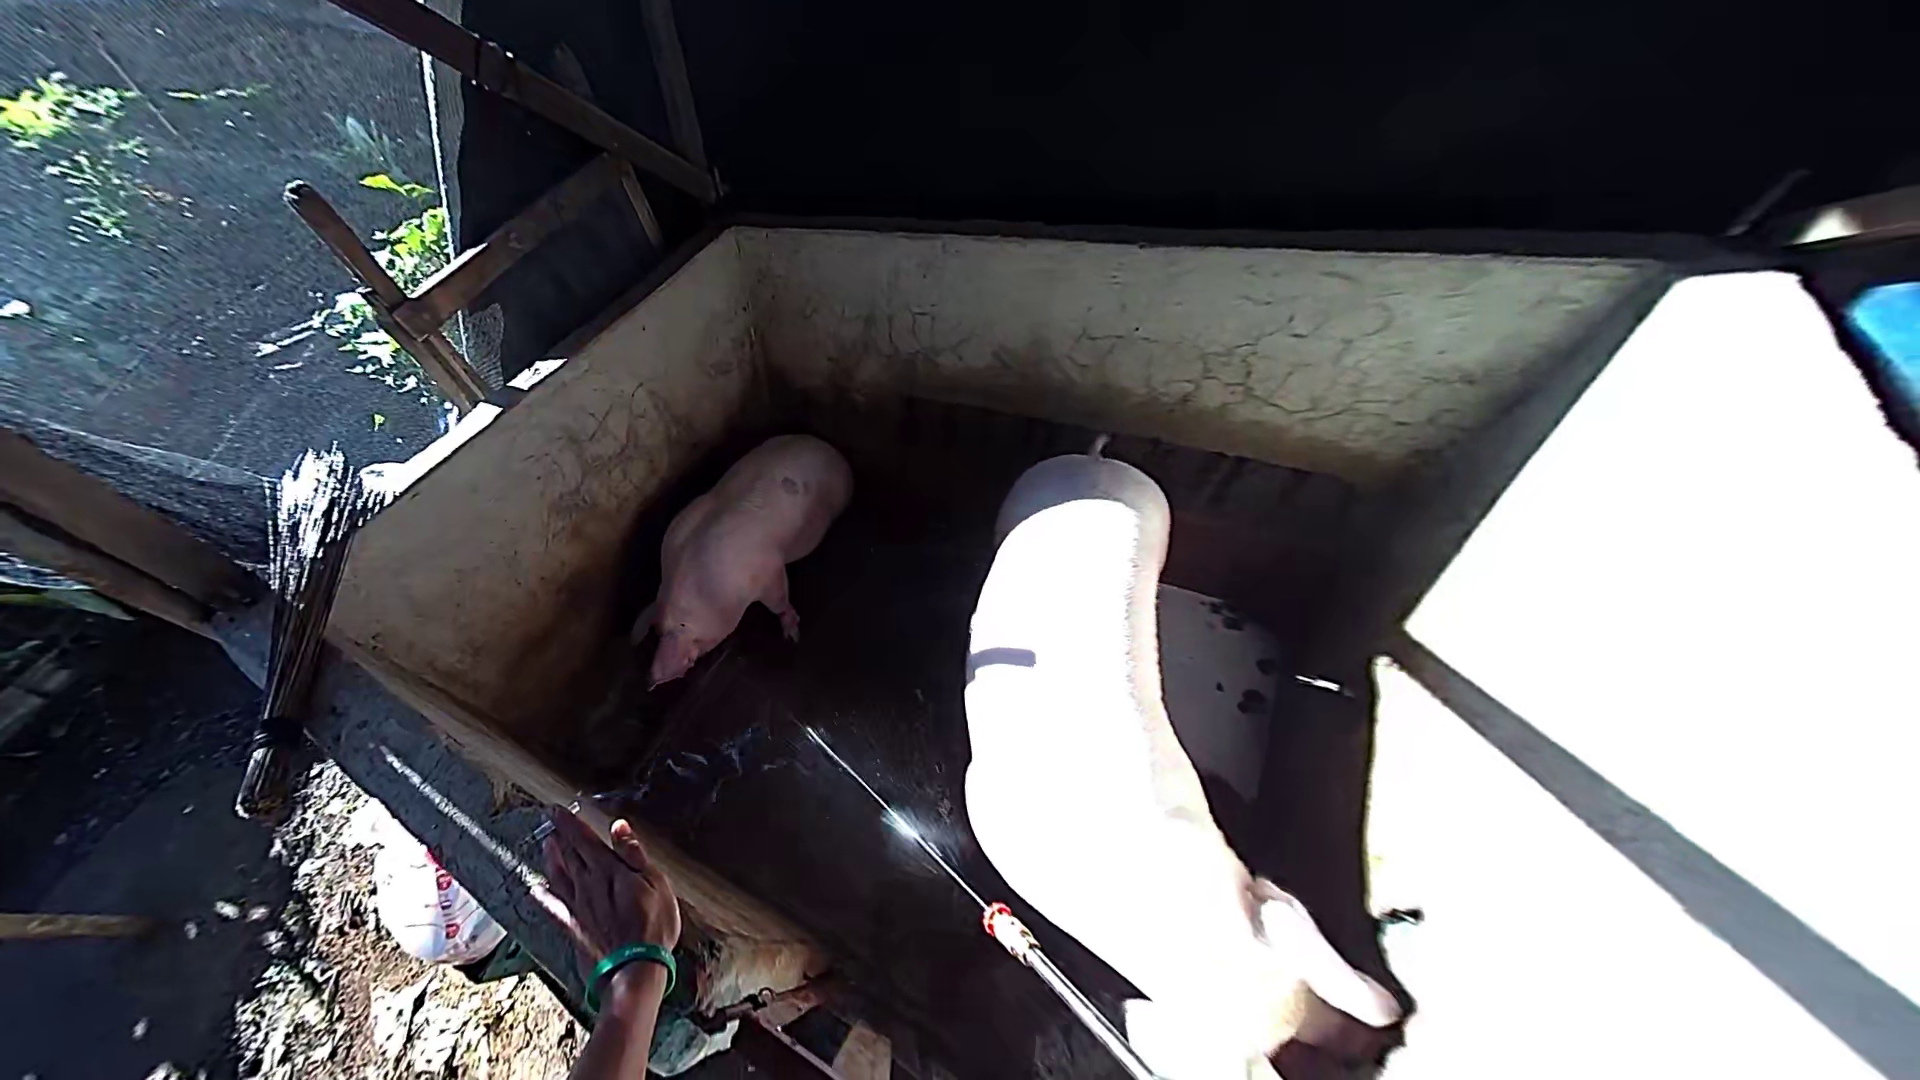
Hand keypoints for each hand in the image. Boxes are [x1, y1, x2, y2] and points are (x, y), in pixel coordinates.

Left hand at [543, 808, 681, 983]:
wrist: (634, 969)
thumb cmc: (653, 923)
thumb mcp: (655, 882)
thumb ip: (633, 854)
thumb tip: (619, 827)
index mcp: (609, 872)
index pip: (585, 842)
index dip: (571, 825)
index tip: (558, 811)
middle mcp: (589, 887)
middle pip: (571, 857)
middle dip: (562, 837)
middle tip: (552, 823)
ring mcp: (579, 909)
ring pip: (560, 878)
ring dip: (552, 860)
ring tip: (546, 846)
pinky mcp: (575, 928)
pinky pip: (555, 908)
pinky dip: (544, 897)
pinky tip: (537, 890)